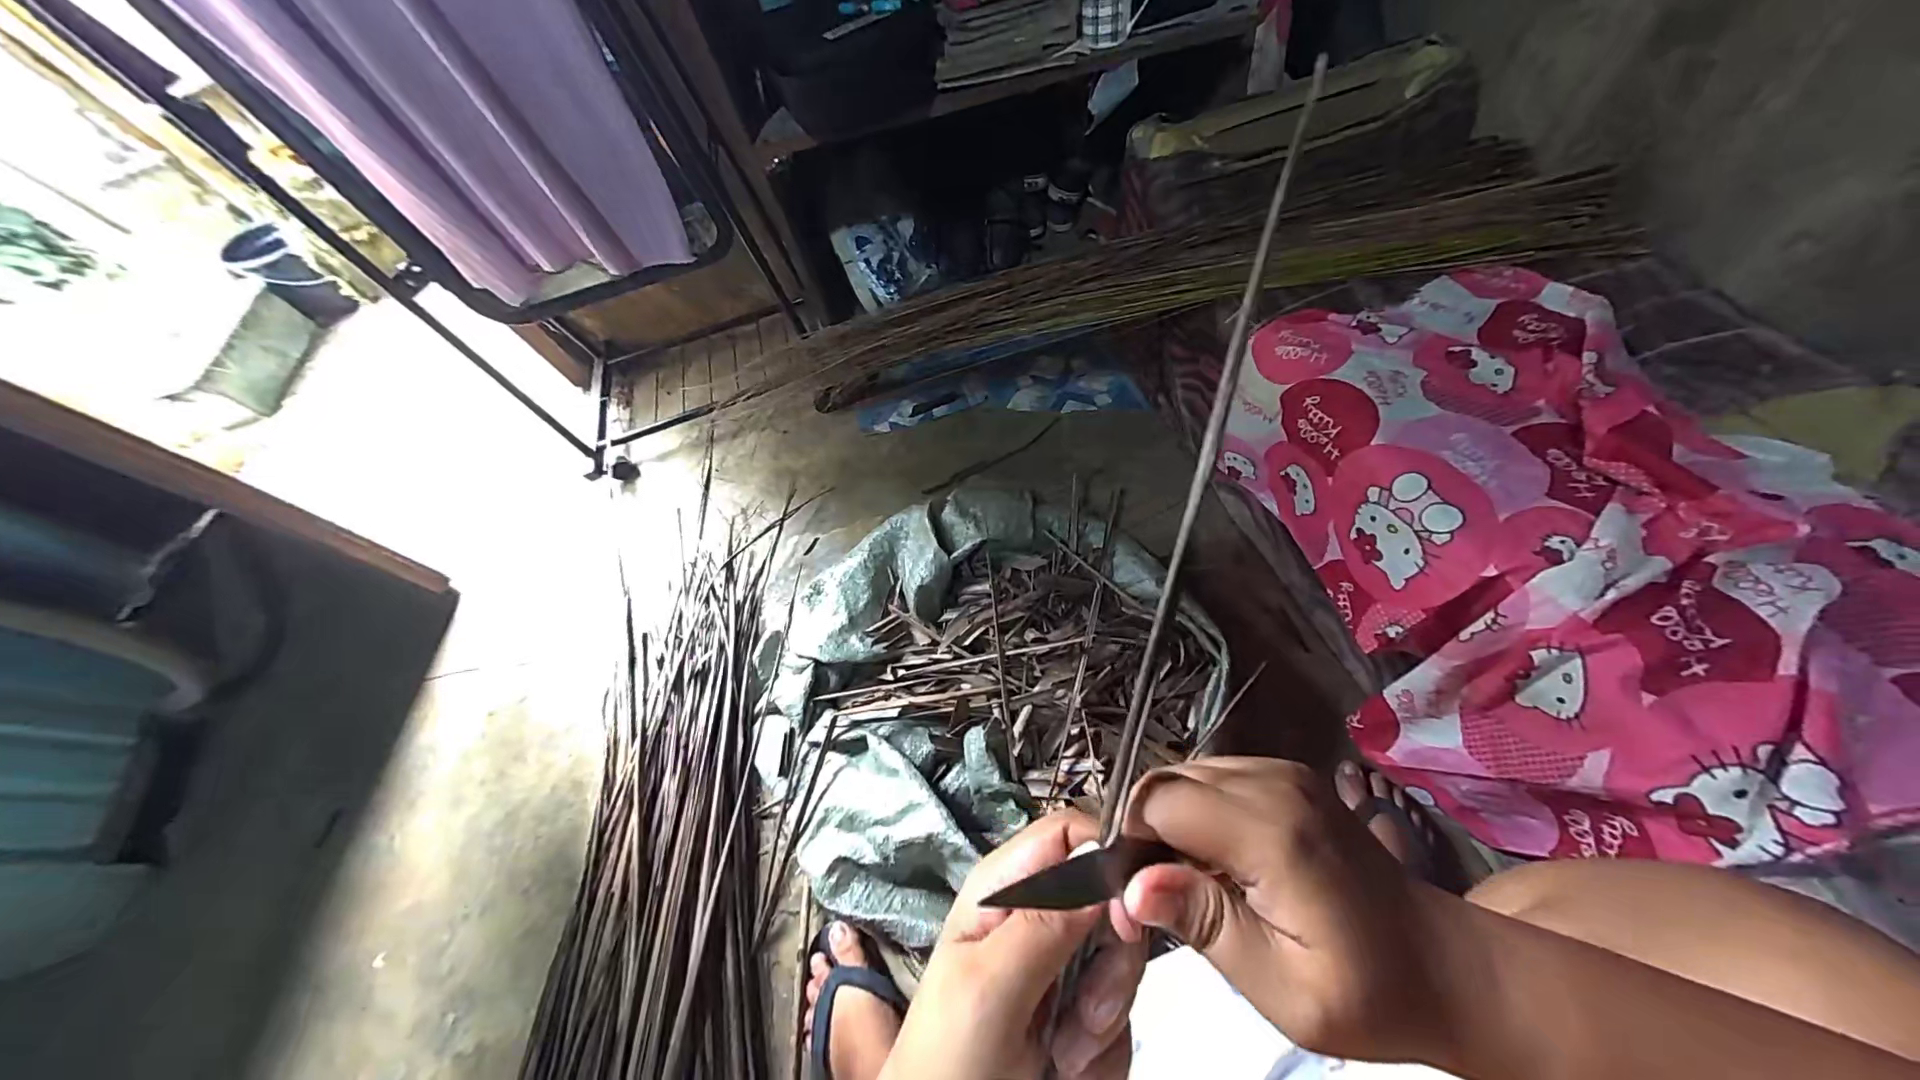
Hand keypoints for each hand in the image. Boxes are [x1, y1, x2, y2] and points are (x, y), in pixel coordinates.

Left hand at [881, 811, 1147, 1079]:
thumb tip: (1097, 857)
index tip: (1126, 919)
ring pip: (1122, 957)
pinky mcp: (1079, 1006)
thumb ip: (1042, 922)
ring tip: (1062, 1054)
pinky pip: (1123, 1010)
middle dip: (1111, 961)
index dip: (1106, 860)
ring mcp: (1059, 961)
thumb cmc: (948, 1065)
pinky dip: (1105, 1047)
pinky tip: (1068, 1066)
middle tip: (1084, 1014)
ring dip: (1106, 1014)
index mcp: (1002, 888)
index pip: (1068, 833)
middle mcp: (1034, 914)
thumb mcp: (988, 988)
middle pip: (1109, 897)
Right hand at [1111, 757, 1458, 1064]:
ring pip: (1184, 775)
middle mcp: (1274, 782)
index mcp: (1273, 832)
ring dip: (1168, 820)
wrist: (1447, 966)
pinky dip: (1195, 810)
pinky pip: (1212, 777)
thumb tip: (1131, 889)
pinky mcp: (1286, 774)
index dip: (1132, 841)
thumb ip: (1203, 925)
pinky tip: (1216, 857)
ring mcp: (1283, 771)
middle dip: (1144, 830)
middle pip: (1166, 781)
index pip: (1160, 802)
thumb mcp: (1281, 987)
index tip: (1135, 894)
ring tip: (1189, 879)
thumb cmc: (1367, 993)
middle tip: (1157, 892)